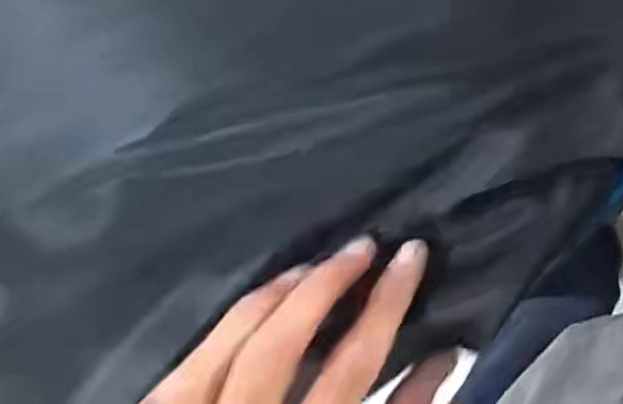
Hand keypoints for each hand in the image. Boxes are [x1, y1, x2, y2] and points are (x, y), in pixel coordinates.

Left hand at [145, 237, 455, 403]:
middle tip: (363, 245)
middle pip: (275, 348)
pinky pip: (177, 376)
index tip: (412, 252)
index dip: (387, 300)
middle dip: (325, 283)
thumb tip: (445, 351)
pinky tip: (254, 308)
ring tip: (311, 266)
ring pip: (219, 352)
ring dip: (271, 296)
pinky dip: (221, 332)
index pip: (352, 363)